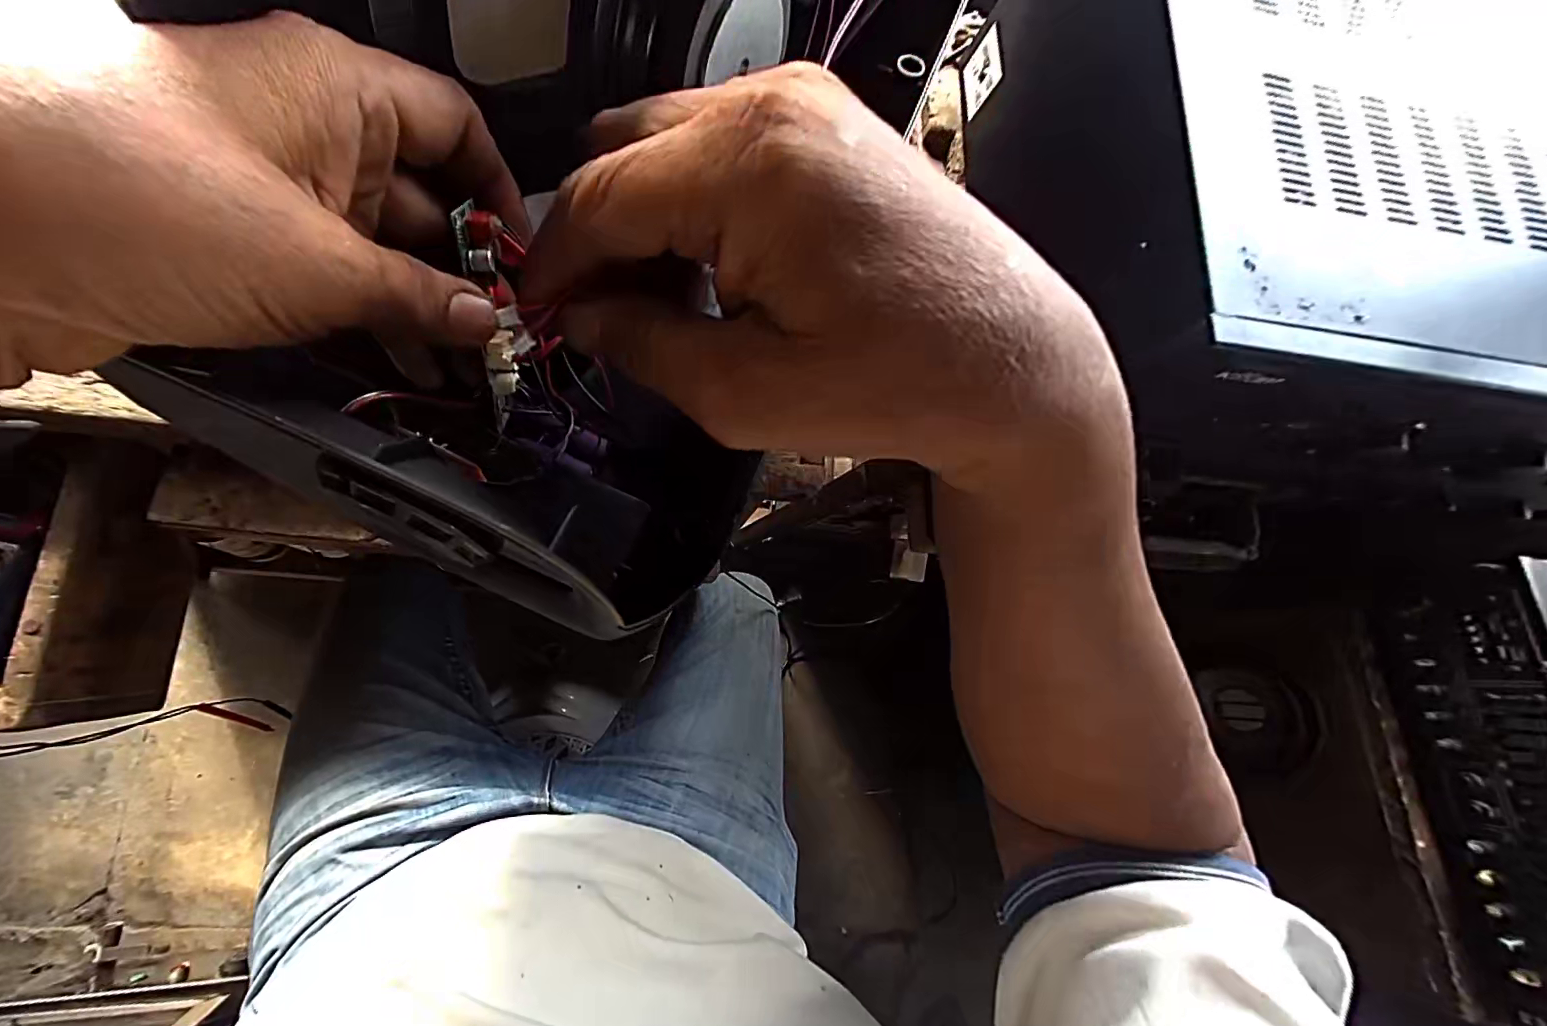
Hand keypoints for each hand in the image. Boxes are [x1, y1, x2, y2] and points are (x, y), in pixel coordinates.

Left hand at [0, 2, 525, 404]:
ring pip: (375, 255)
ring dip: (423, 312)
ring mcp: (266, 200)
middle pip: (420, 200)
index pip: (453, 124)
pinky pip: (326, 290)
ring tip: (469, 372)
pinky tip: (408, 372)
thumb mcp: (309, 255)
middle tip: (507, 342)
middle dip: (467, 270)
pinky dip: (370, 329)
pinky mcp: (231, 257)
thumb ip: (414, 292)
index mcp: (331, 91)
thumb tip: (490, 320)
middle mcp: (304, 136)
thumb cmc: (127, 196)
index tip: (526, 264)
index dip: (500, 191)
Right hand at [522, 63, 1130, 496]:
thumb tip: (587, 320)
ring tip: (659, 309)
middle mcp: (775, 110)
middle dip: (593, 240)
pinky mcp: (826, 135)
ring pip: (666, 149)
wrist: (1007, 366)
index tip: (539, 310)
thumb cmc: (906, 381)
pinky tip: (709, 277)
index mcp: (749, 165)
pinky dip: (691, 213)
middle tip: (593, 316)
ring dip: (641, 225)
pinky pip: (719, 156)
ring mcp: (806, 113)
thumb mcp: (745, 392)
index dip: (554, 263)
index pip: (598, 197)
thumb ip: (643, 348)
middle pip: (621, 156)